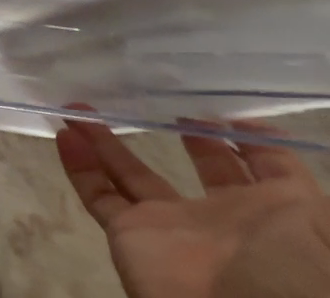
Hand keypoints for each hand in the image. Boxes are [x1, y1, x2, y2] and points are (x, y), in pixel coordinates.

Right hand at [57, 114, 329, 297]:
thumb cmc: (289, 263)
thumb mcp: (311, 215)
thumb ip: (283, 172)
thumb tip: (247, 128)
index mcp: (273, 214)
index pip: (261, 170)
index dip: (244, 140)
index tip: (217, 113)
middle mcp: (224, 217)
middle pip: (202, 170)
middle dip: (186, 136)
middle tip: (159, 106)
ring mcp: (171, 225)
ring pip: (130, 174)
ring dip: (103, 139)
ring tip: (78, 107)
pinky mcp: (128, 232)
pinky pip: (97, 194)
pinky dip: (78, 165)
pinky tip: (65, 134)